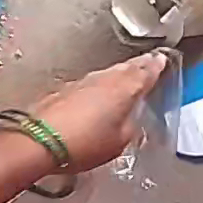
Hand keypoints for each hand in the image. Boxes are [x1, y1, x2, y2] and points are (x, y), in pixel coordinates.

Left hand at [27, 52, 168, 171]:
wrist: (39, 141)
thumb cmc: (85, 143)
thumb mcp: (119, 142)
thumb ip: (131, 127)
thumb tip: (131, 119)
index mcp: (124, 90)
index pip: (145, 73)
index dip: (156, 66)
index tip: (163, 59)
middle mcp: (104, 79)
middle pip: (127, 68)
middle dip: (140, 64)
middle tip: (150, 60)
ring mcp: (82, 82)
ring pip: (108, 72)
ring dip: (120, 72)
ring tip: (129, 73)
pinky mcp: (65, 90)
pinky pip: (92, 82)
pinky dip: (102, 83)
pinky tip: (102, 89)